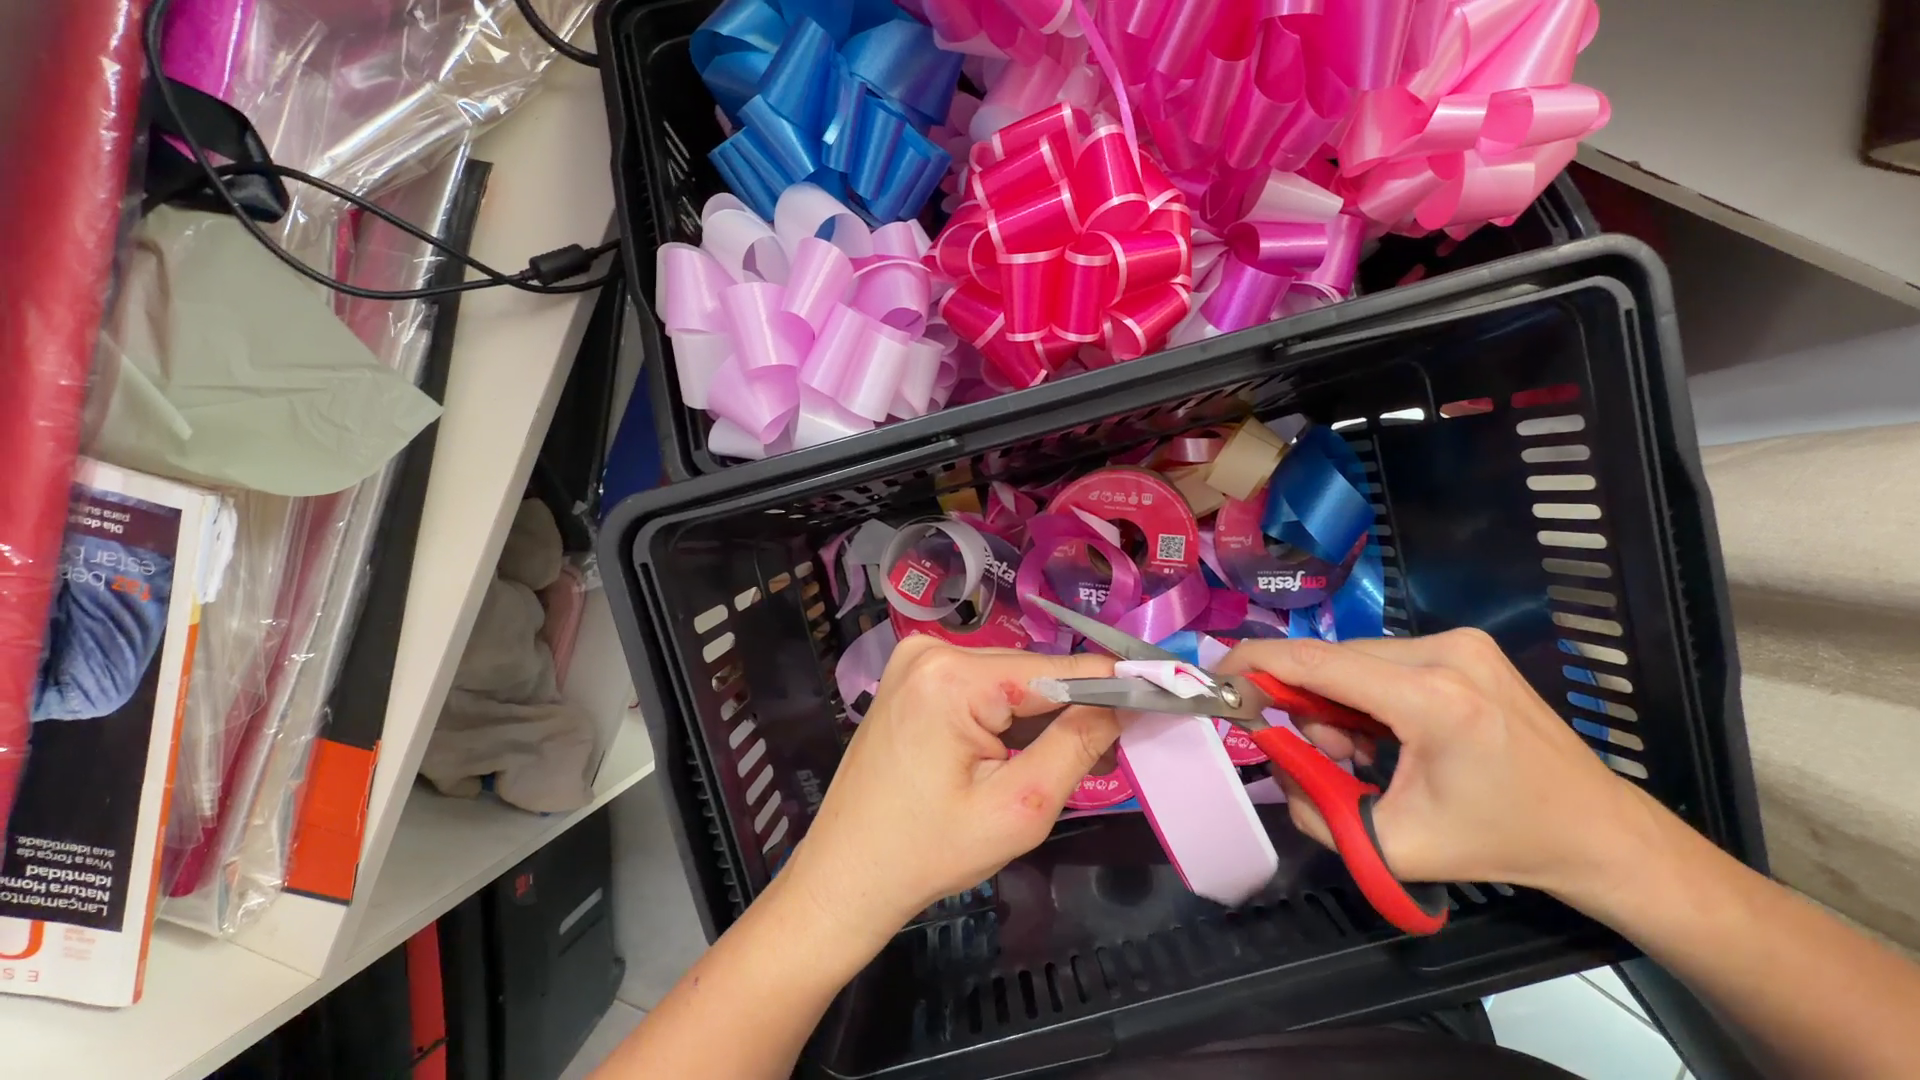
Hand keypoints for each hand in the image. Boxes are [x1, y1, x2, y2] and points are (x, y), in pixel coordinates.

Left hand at [781, 638, 1119, 947]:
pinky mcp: (910, 679)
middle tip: (1104, 758)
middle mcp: (930, 650)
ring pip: (1009, 682)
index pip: (1058, 669)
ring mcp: (915, 661)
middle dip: (1071, 711)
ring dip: (1038, 718)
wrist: (846, 876)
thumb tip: (1125, 699)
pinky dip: (1005, 718)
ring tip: (1049, 766)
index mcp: (953, 677)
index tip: (1163, 700)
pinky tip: (1006, 758)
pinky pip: (980, 688)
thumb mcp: (1019, 809)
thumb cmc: (928, 853)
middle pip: (1032, 674)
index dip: (1114, 686)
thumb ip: (1078, 745)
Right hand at [1220, 629, 1651, 899]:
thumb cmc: (1498, 842)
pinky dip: (1368, 695)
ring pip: (1354, 660)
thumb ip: (1312, 806)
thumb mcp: (1392, 845)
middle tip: (1333, 758)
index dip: (1254, 663)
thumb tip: (1274, 756)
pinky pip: (1383, 660)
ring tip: (1371, 754)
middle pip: (1332, 662)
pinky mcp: (1467, 644)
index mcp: (1432, 701)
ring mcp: (1461, 641)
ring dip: (1340, 703)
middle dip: (1309, 706)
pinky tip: (1395, 734)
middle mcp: (1445, 652)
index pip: (1314, 662)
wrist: (1596, 830)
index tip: (1214, 675)